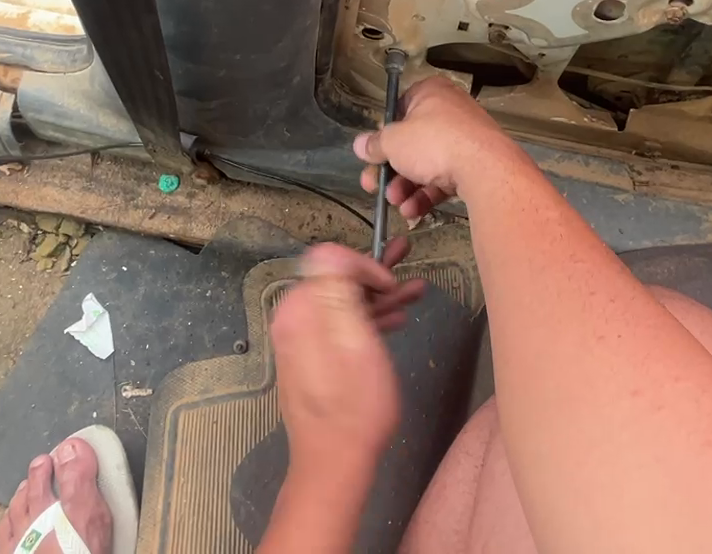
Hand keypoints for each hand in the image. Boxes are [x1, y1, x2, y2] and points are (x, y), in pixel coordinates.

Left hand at [270, 243, 420, 476]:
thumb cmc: (353, 406)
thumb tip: (330, 249)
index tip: (391, 278)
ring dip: (380, 296)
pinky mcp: (316, 358)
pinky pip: (344, 326)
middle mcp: (297, 319)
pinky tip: (397, 319)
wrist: (335, 462)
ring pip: (347, 303)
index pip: (332, 260)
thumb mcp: (354, 339)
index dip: (366, 262)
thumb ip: (339, 289)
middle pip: (340, 280)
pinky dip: (371, 320)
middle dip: (377, 271)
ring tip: (415, 290)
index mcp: (301, 309)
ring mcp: (305, 340)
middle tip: (407, 256)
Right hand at [354, 76, 528, 220]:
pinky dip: (427, 194)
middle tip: (376, 186)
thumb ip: (375, 144)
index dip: (384, 134)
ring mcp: (465, 138)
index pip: (400, 109)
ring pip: (427, 163)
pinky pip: (445, 177)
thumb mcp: (393, 141)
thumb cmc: (434, 142)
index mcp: (431, 93)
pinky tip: (413, 211)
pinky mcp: (475, 164)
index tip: (374, 154)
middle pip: (411, 142)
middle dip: (392, 170)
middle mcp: (450, 110)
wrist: (484, 168)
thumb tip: (360, 145)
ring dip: (406, 187)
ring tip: (396, 202)